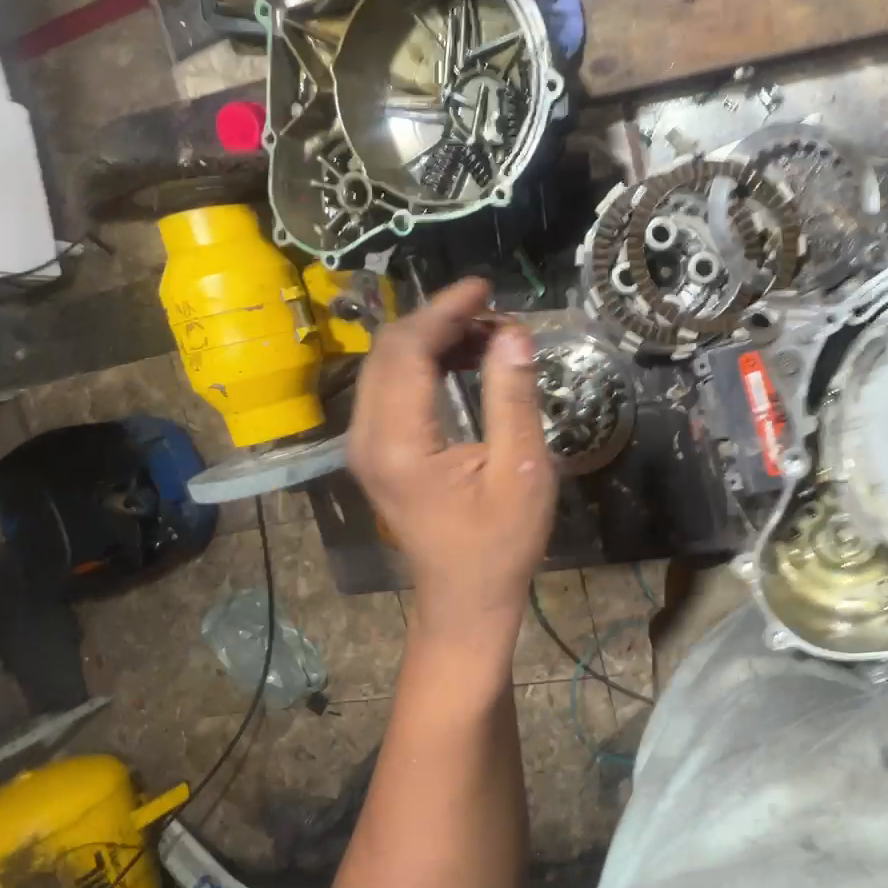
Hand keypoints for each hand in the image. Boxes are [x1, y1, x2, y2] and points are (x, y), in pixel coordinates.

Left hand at [348, 278, 556, 656]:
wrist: (466, 600)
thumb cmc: (500, 543)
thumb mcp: (521, 468)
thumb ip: (512, 396)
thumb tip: (512, 334)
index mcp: (399, 442)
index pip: (409, 350)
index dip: (446, 310)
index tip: (486, 287)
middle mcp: (367, 437)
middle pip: (390, 350)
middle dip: (441, 320)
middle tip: (496, 315)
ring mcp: (366, 446)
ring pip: (388, 365)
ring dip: (434, 340)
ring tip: (489, 336)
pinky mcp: (376, 452)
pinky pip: (391, 389)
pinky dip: (426, 365)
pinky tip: (465, 364)